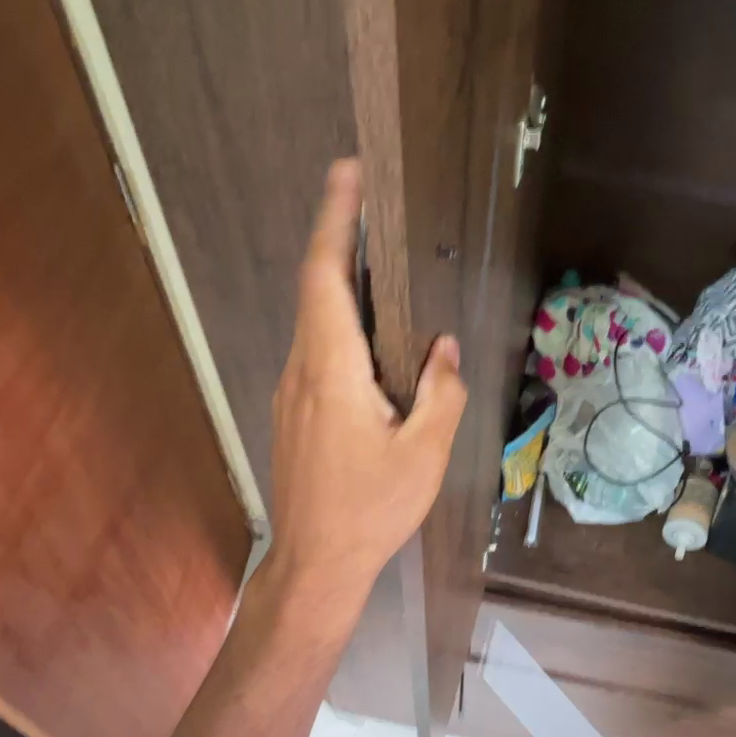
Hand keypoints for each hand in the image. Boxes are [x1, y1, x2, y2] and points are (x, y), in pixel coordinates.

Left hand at [265, 159, 467, 599]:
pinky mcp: (294, 414)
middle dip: (339, 239)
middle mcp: (302, 372)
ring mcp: (292, 393)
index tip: (348, 174)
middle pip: (315, 290)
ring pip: (314, 322)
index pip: (324, 277)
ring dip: (340, 285)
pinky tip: (371, 337)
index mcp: (333, 372)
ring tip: (379, 263)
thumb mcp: (424, 455)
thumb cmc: (371, 510)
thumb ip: (439, 393)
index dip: (335, 221)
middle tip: (372, 203)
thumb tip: (443, 348)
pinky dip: (339, 325)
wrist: (316, 562)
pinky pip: (316, 352)